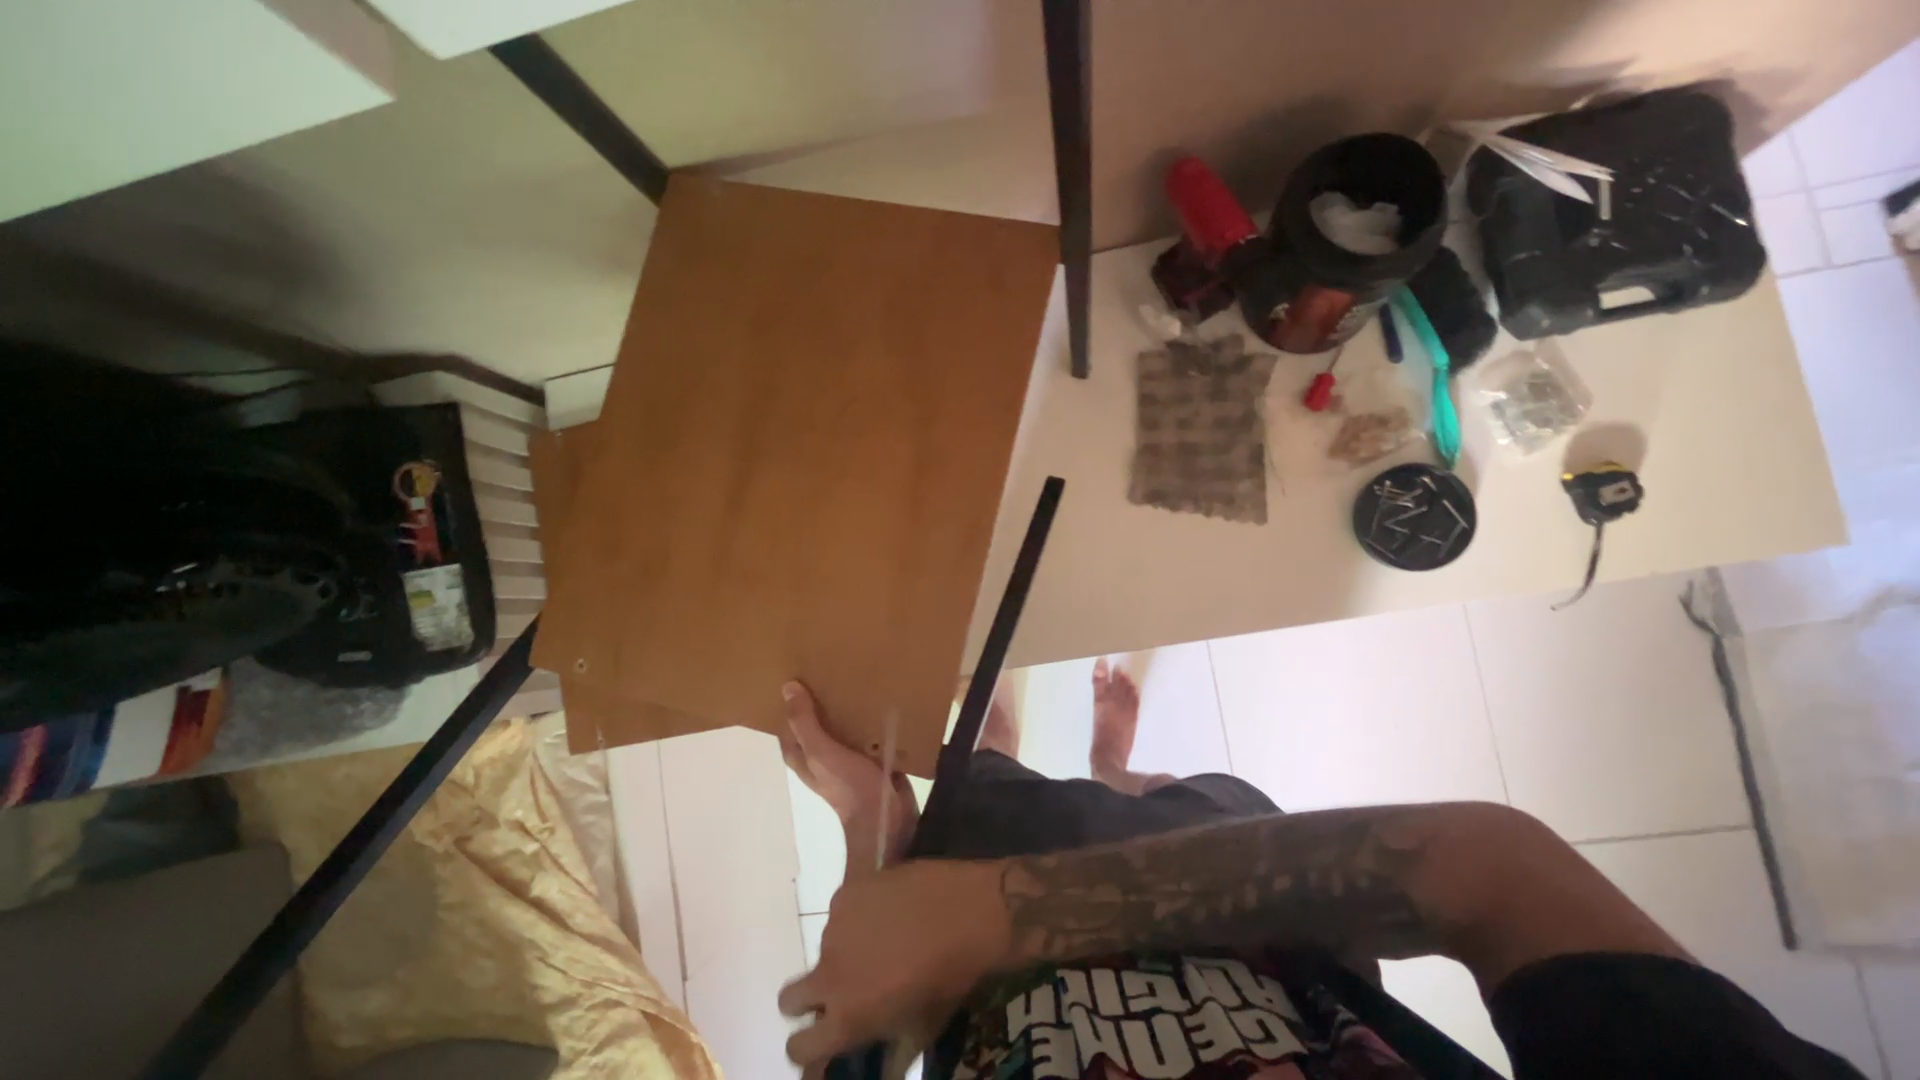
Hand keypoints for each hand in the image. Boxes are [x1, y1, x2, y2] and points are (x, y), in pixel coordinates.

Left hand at [778, 680, 916, 864]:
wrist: (885, 816)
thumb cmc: (847, 785)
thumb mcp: (820, 752)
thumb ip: (804, 722)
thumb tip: (787, 687)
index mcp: (803, 757)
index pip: (790, 725)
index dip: (791, 703)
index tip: (799, 673)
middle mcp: (823, 757)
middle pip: (818, 723)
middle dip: (824, 700)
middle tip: (832, 668)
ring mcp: (849, 759)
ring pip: (845, 727)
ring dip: (850, 709)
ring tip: (858, 676)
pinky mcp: (873, 760)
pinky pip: (870, 735)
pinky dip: (873, 720)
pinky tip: (882, 698)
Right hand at [779, 859, 1012, 1066]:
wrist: (971, 911)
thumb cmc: (952, 978)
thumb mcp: (921, 1028)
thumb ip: (888, 1050)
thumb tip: (878, 1069)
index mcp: (846, 1017)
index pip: (798, 1047)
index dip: (806, 1046)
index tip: (822, 1036)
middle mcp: (829, 974)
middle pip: (790, 998)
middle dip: (808, 999)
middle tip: (843, 988)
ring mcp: (834, 928)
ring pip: (823, 948)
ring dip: (844, 951)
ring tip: (886, 939)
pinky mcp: (847, 891)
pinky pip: (841, 911)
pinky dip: (858, 915)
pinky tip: (891, 908)